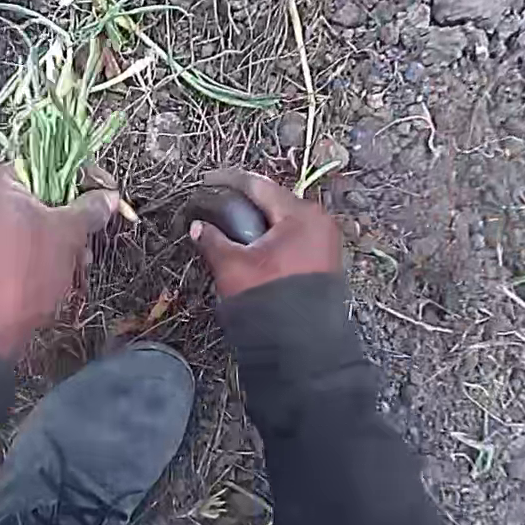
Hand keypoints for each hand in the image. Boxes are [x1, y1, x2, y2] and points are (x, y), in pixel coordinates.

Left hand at [0, 164, 120, 357]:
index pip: (52, 160)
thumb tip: (110, 196)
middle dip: (77, 213)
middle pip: (48, 189)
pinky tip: (67, 267)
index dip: (87, 177)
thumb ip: (91, 207)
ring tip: (80, 258)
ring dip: (68, 234)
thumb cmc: (26, 273)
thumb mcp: (67, 233)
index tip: (111, 195)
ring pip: (41, 215)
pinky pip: (29, 234)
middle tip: (94, 232)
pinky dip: (50, 246)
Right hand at [188, 168, 343, 298]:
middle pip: (274, 203)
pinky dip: (272, 239)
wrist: (302, 344)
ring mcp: (326, 243)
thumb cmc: (271, 300)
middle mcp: (319, 222)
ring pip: (284, 222)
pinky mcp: (324, 262)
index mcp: (301, 215)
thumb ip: (212, 240)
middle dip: (245, 204)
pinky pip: (294, 239)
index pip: (259, 186)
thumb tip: (199, 227)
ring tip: (232, 227)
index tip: (209, 181)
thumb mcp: (232, 265)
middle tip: (218, 205)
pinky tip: (254, 247)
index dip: (229, 181)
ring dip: (259, 223)